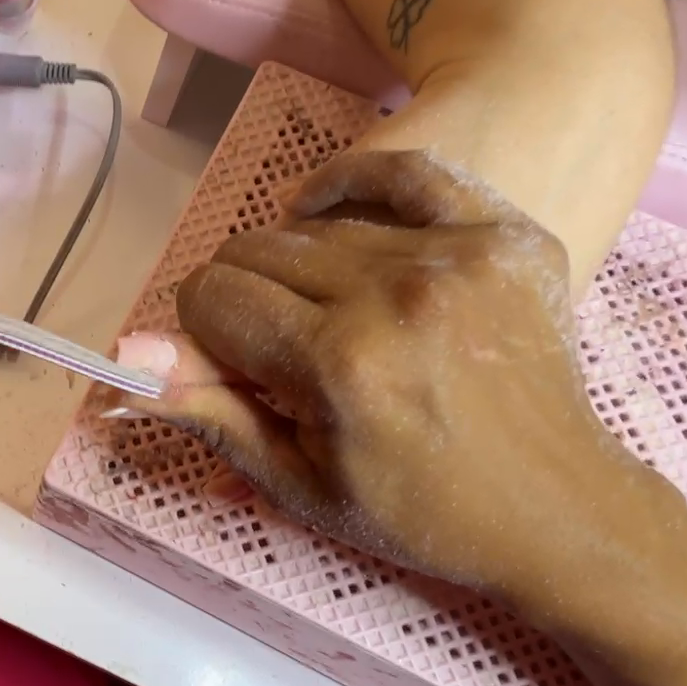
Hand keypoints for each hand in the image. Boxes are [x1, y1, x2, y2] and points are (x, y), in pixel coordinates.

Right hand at [119, 150, 679, 598]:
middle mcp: (392, 292)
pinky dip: (349, 185)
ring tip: (316, 314)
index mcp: (336, 362)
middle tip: (264, 348)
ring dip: (288, 267)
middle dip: (233, 299)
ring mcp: (457, 254)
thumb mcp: (296, 482)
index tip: (220, 365)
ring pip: (311, 224)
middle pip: (252, 252)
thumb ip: (210, 412)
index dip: (196, 331)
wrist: (558, 510)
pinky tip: (326, 208)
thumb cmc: (412, 512)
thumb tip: (128, 367)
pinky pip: (401, 173)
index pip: (211, 297)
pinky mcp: (504, 233)